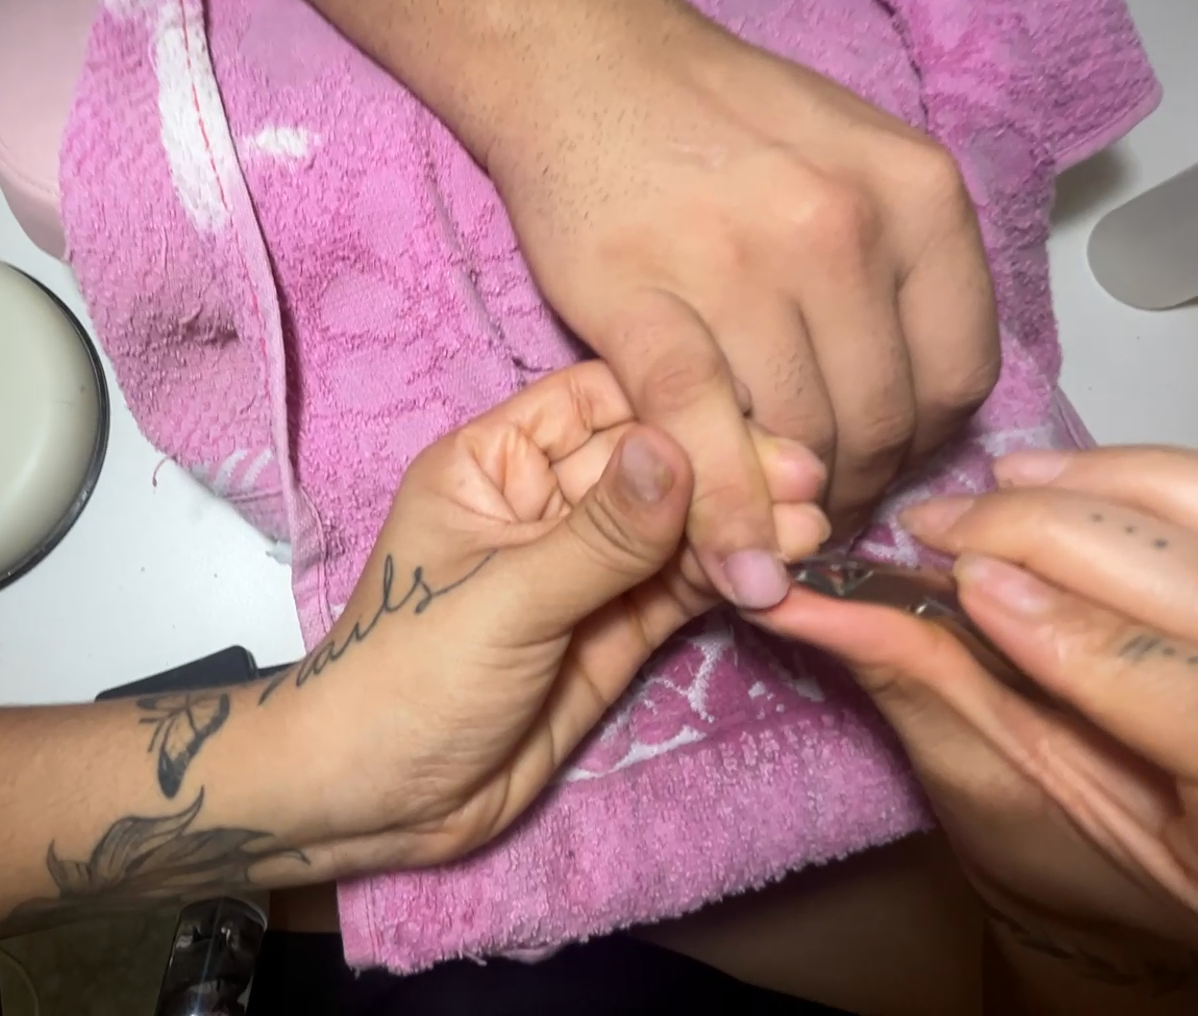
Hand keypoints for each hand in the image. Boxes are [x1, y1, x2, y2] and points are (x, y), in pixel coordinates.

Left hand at [263, 361, 828, 874]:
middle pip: (643, 462)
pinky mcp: (610, 624)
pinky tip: (782, 564)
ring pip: (670, 526)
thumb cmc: (411, 676)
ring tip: (811, 525)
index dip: (667, 402)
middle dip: (718, 468)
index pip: (591, 403)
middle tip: (806, 481)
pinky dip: (725, 576)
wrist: (386, 796)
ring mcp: (580, 565)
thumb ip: (597, 534)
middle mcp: (539, 501)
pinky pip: (676, 584)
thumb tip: (678, 443)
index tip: (750, 417)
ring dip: (736, 524)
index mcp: (490, 464)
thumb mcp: (504, 599)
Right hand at [485, 0, 997, 606]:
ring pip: (791, 436)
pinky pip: (698, 426)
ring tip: (759, 527)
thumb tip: (883, 393)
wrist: (584, 77)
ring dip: (782, 506)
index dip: (916, 457)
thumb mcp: (842, 162)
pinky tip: (731, 565)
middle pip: (873, 419)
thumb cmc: (706, 122)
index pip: (955, 377)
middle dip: (842, 493)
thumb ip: (883, 269)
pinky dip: (717, 509)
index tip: (868, 481)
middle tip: (800, 519)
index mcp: (914, 195)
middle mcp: (844, 231)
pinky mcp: (642, 304)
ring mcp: (742, 268)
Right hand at [758, 447, 1197, 1000]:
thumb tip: (794, 603)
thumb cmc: (1110, 852)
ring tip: (1007, 481)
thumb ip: (919, 686)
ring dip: (1115, 480)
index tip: (957, 583)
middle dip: (1059, 536)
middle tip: (940, 521)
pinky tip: (1093, 483)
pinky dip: (1181, 468)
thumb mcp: (1011, 788)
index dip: (1083, 638)